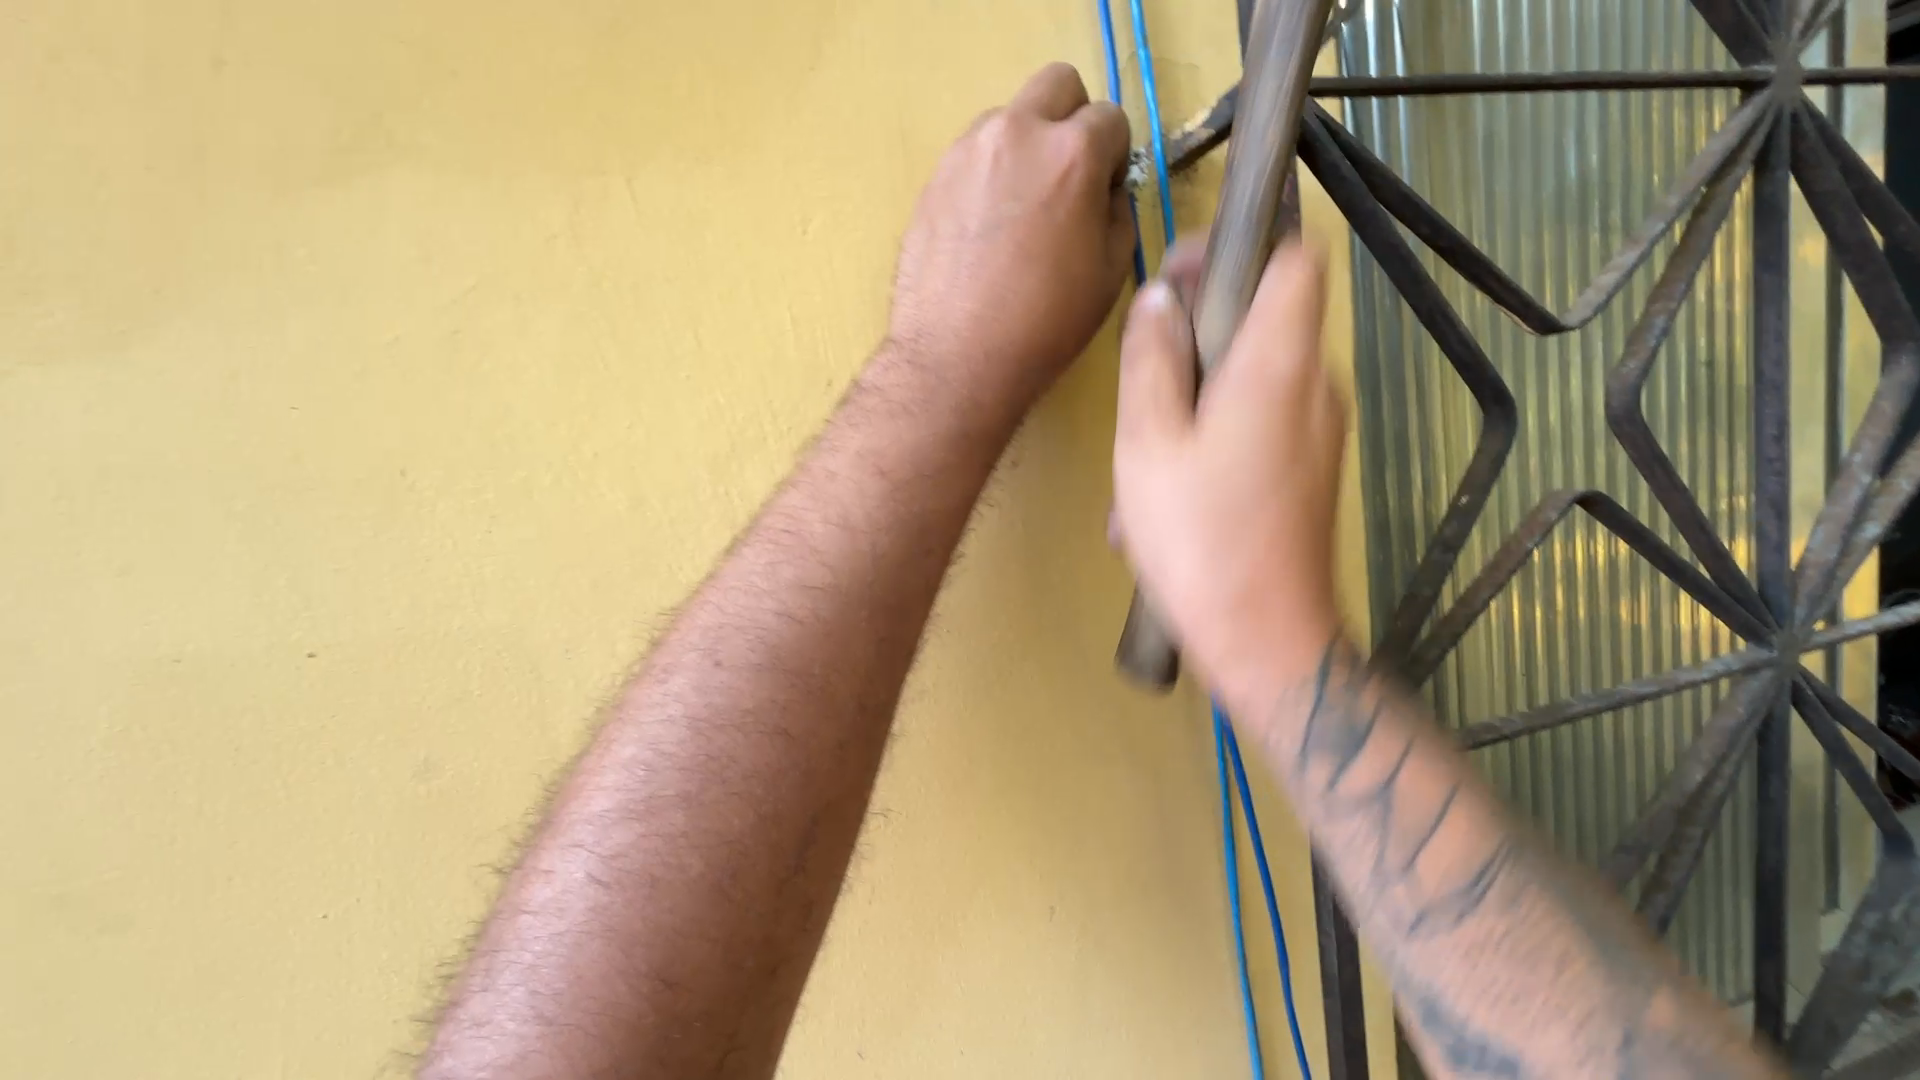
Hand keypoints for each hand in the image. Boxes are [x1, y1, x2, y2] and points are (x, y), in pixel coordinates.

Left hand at [886, 63, 1135, 420]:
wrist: (957, 358)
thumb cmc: (1044, 325)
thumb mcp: (1111, 274)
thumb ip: (1119, 214)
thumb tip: (1107, 191)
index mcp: (1072, 153)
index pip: (1111, 120)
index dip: (1113, 159)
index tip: (1102, 196)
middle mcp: (1017, 133)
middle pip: (1057, 86)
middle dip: (1072, 122)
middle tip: (1067, 181)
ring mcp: (967, 152)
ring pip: (1009, 119)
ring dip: (1025, 148)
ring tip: (1020, 214)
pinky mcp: (933, 179)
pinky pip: (973, 157)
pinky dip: (988, 176)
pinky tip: (985, 231)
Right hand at [1111, 238, 1345, 692]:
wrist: (1263, 639)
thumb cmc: (1198, 537)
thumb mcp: (1147, 443)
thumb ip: (1151, 358)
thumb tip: (1160, 299)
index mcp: (1279, 363)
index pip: (1294, 256)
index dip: (1240, 244)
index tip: (1181, 277)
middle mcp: (1315, 384)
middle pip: (1268, 316)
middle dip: (1201, 328)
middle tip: (1142, 371)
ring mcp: (1321, 431)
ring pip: (1256, 376)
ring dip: (1198, 392)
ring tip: (1144, 450)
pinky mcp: (1311, 470)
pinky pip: (1262, 424)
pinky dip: (1216, 434)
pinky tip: (1170, 491)